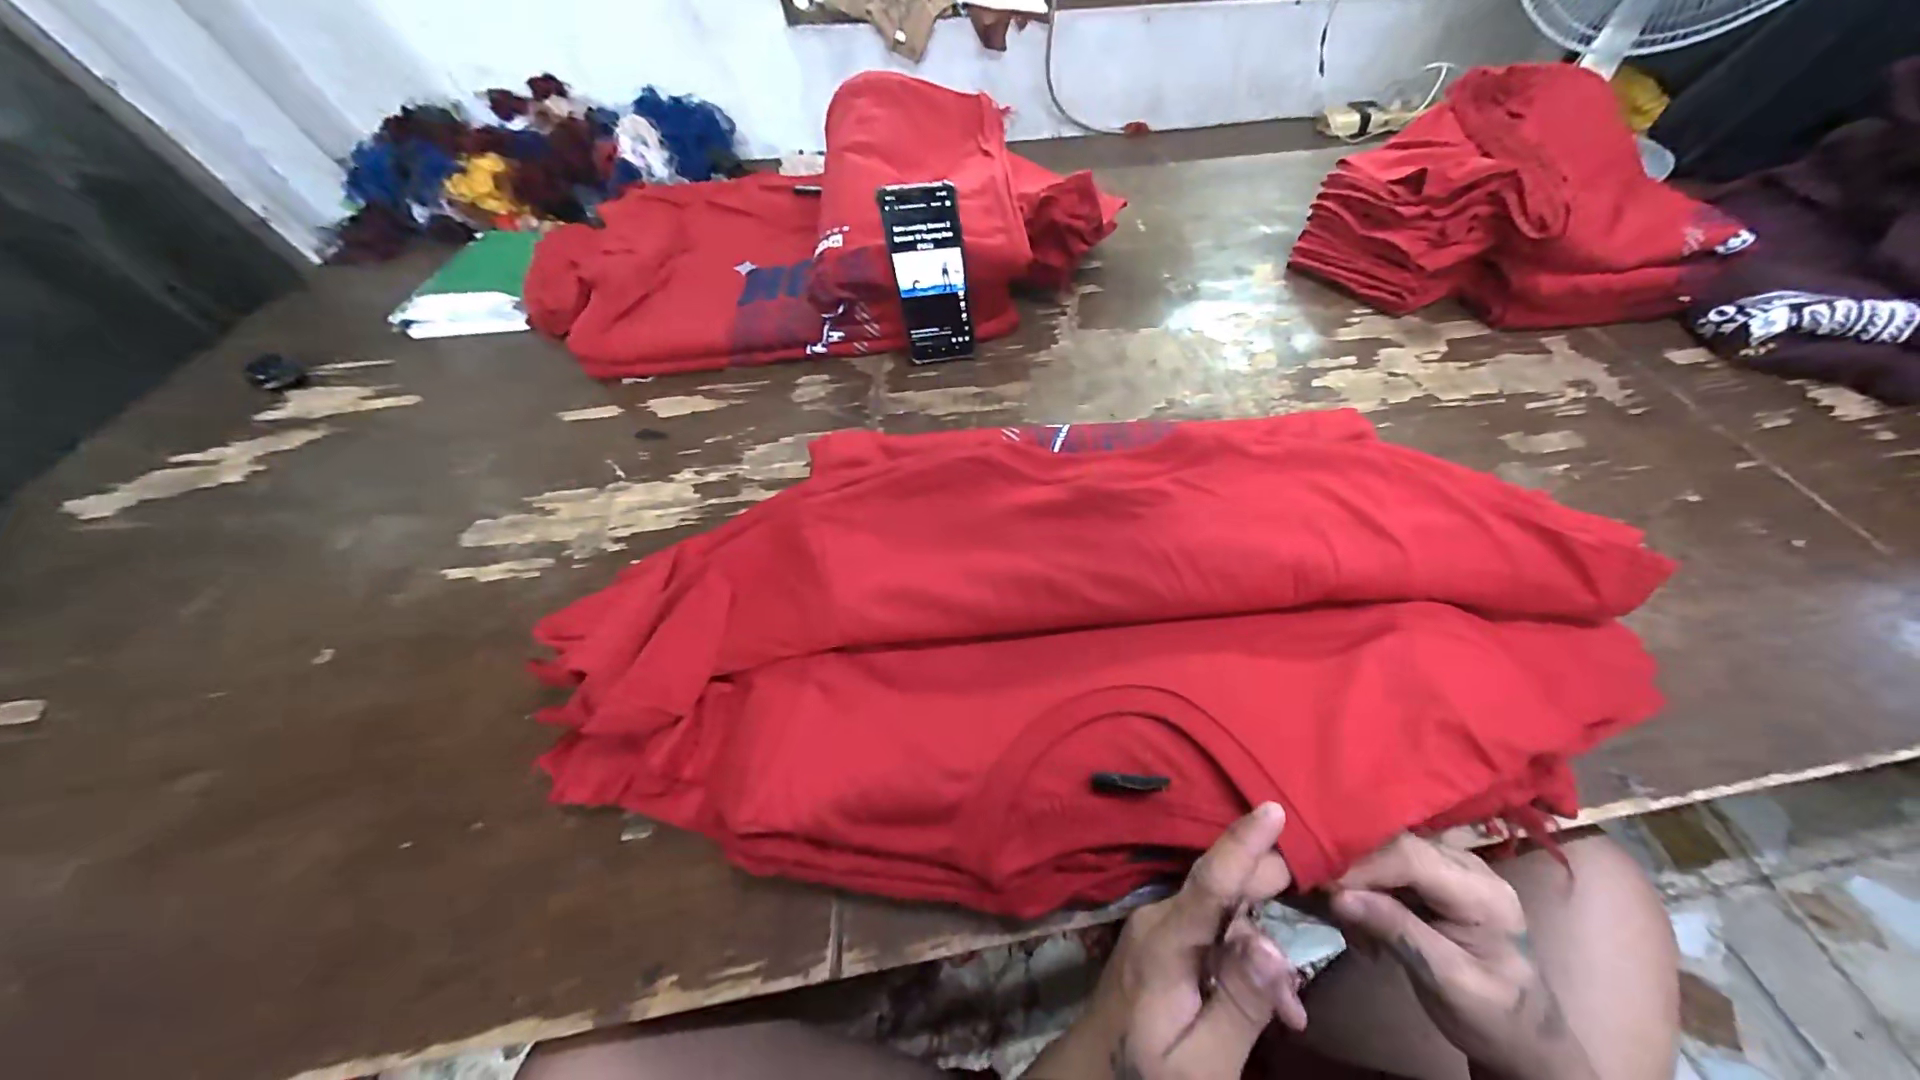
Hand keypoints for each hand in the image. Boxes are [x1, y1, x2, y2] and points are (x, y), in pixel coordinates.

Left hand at [1028, 803, 1307, 1079]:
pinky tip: (1271, 1005)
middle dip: (1269, 886)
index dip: (1242, 843)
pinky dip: (1242, 962)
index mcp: (1166, 941)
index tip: (1273, 808)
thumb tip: (1273, 946)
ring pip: (1222, 915)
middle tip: (1319, 893)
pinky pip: (1210, 935)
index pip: (1209, 881)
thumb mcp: (1203, 1060)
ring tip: (1294, 1006)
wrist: (1093, 1077)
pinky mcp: (1161, 943)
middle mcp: (1159, 919)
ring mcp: (1158, 929)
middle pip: (1221, 887)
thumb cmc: (1147, 1073)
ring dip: (1262, 947)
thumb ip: (1239, 1004)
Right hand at [1329, 834, 1597, 1079]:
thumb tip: (1338, 896)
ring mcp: (1448, 866)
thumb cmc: (1495, 1017)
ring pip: (1382, 851)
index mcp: (1482, 892)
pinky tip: (1362, 916)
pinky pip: (1385, 865)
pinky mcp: (1431, 875)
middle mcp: (1466, 865)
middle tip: (1326, 902)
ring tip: (1348, 919)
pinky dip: (1365, 887)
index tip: (1325, 889)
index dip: (1361, 865)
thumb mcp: (1449, 983)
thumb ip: (1398, 933)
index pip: (1409, 856)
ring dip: (1356, 880)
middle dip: (1352, 870)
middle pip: (1392, 846)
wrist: (1523, 1037)